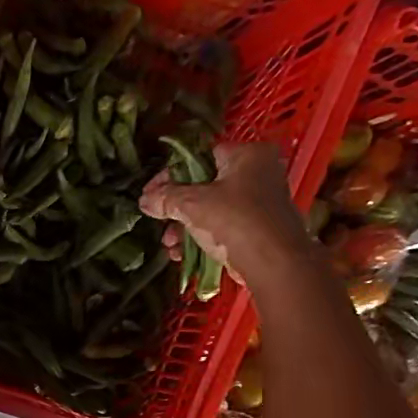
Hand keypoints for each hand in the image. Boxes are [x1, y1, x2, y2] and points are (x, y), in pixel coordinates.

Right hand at [140, 143, 307, 274]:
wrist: (273, 262)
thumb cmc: (235, 220)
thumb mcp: (193, 204)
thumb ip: (166, 198)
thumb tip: (144, 200)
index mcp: (247, 155)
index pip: (200, 156)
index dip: (170, 175)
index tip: (150, 194)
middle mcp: (257, 173)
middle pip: (204, 185)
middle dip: (176, 208)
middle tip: (157, 220)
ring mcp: (259, 202)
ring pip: (211, 209)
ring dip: (184, 227)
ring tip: (170, 244)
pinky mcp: (256, 228)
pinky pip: (221, 227)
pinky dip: (200, 238)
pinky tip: (182, 254)